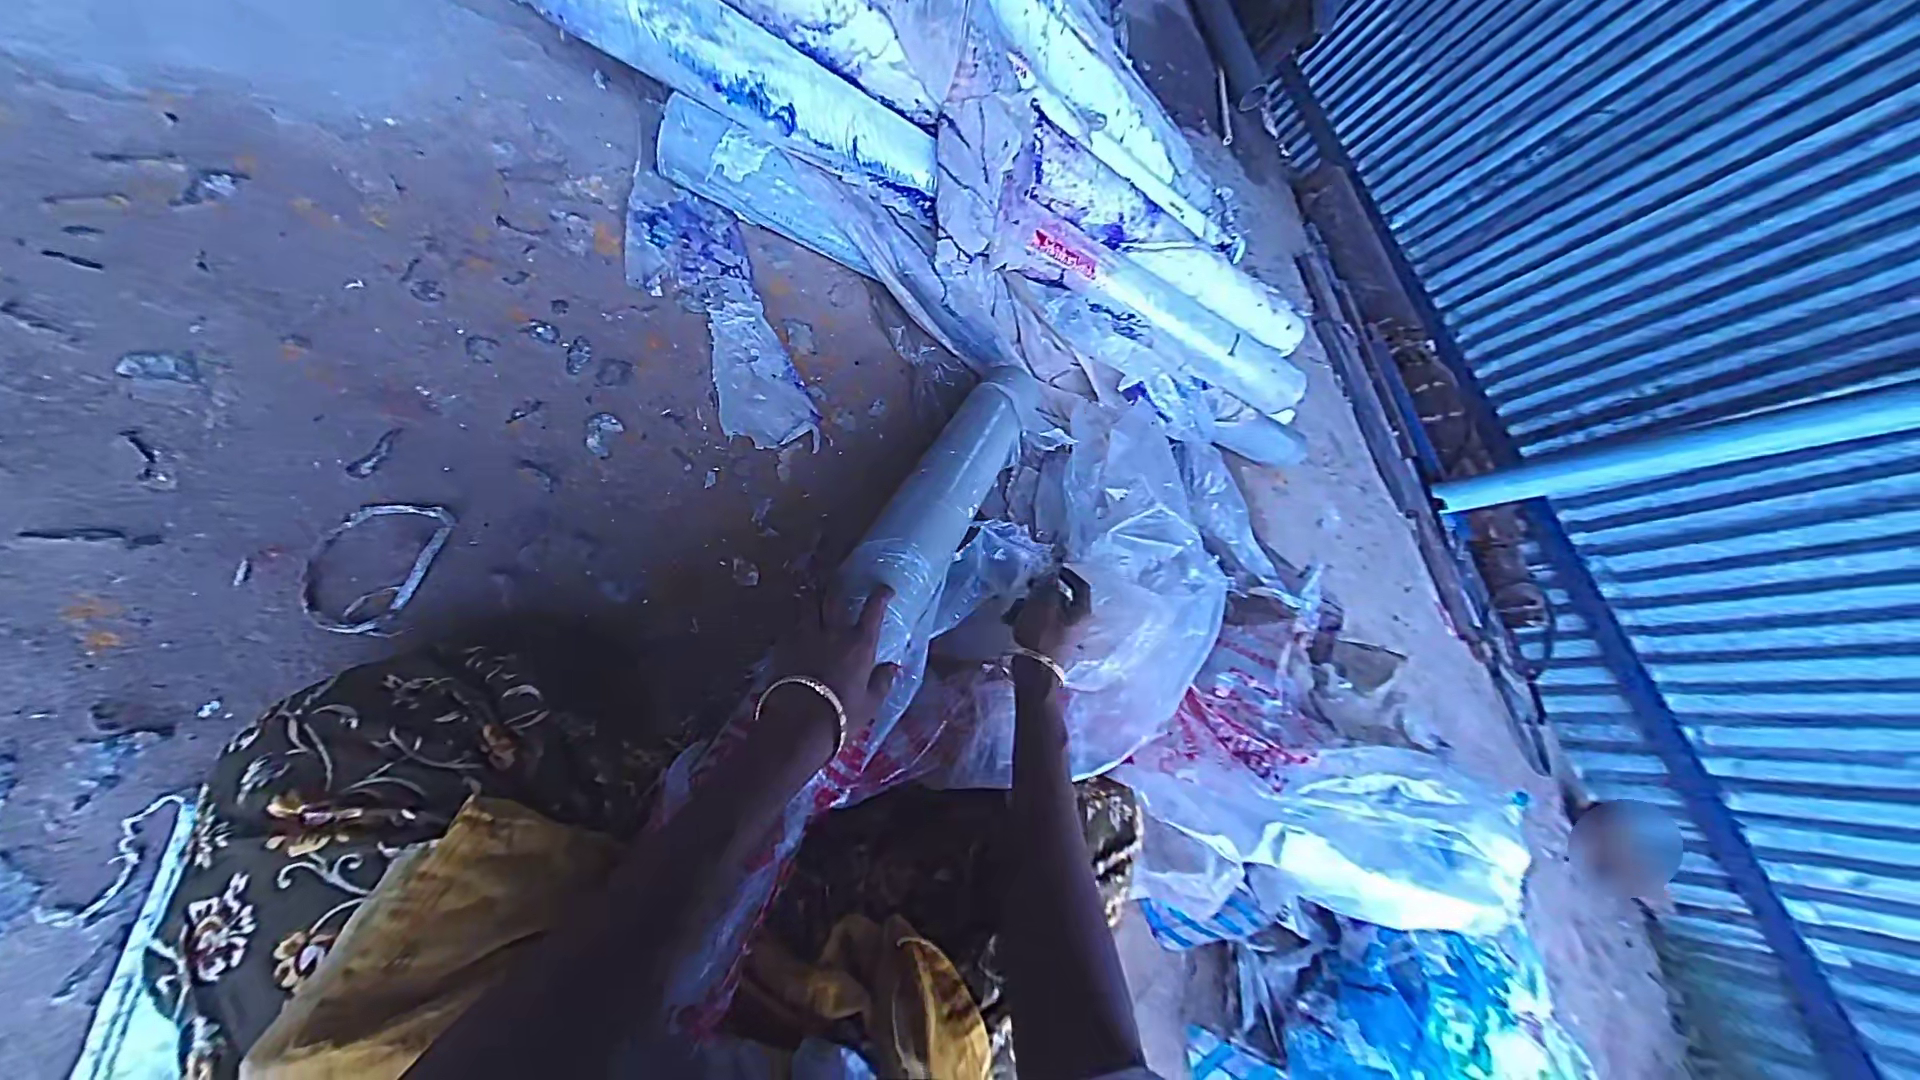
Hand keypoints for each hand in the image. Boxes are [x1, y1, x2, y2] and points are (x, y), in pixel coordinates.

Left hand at [767, 586, 902, 756]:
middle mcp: (834, 631)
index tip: (884, 590)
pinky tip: (795, 625)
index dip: (880, 595)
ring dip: (812, 597)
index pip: (873, 610)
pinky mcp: (783, 645)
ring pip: (808, 604)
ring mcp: (806, 635)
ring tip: (813, 595)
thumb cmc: (841, 713)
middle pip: (835, 598)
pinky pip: (791, 624)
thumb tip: (892, 667)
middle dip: (838, 587)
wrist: (798, 723)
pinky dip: (796, 621)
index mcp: (860, 643)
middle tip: (839, 583)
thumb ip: (882, 682)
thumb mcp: (871, 703)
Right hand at [1013, 567, 1092, 661]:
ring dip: (1029, 606)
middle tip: (1028, 587)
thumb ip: (1048, 586)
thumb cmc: (1041, 634)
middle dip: (1041, 591)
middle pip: (1061, 598)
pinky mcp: (1050, 643)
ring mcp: (1064, 634)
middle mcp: (1077, 623)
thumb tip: (1051, 576)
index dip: (1068, 574)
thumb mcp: (1043, 604)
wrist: (1035, 670)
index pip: (1081, 586)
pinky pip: (1040, 624)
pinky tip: (1011, 620)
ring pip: (1047, 611)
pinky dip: (1027, 619)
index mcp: (1081, 612)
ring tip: (1013, 609)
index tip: (1054, 568)